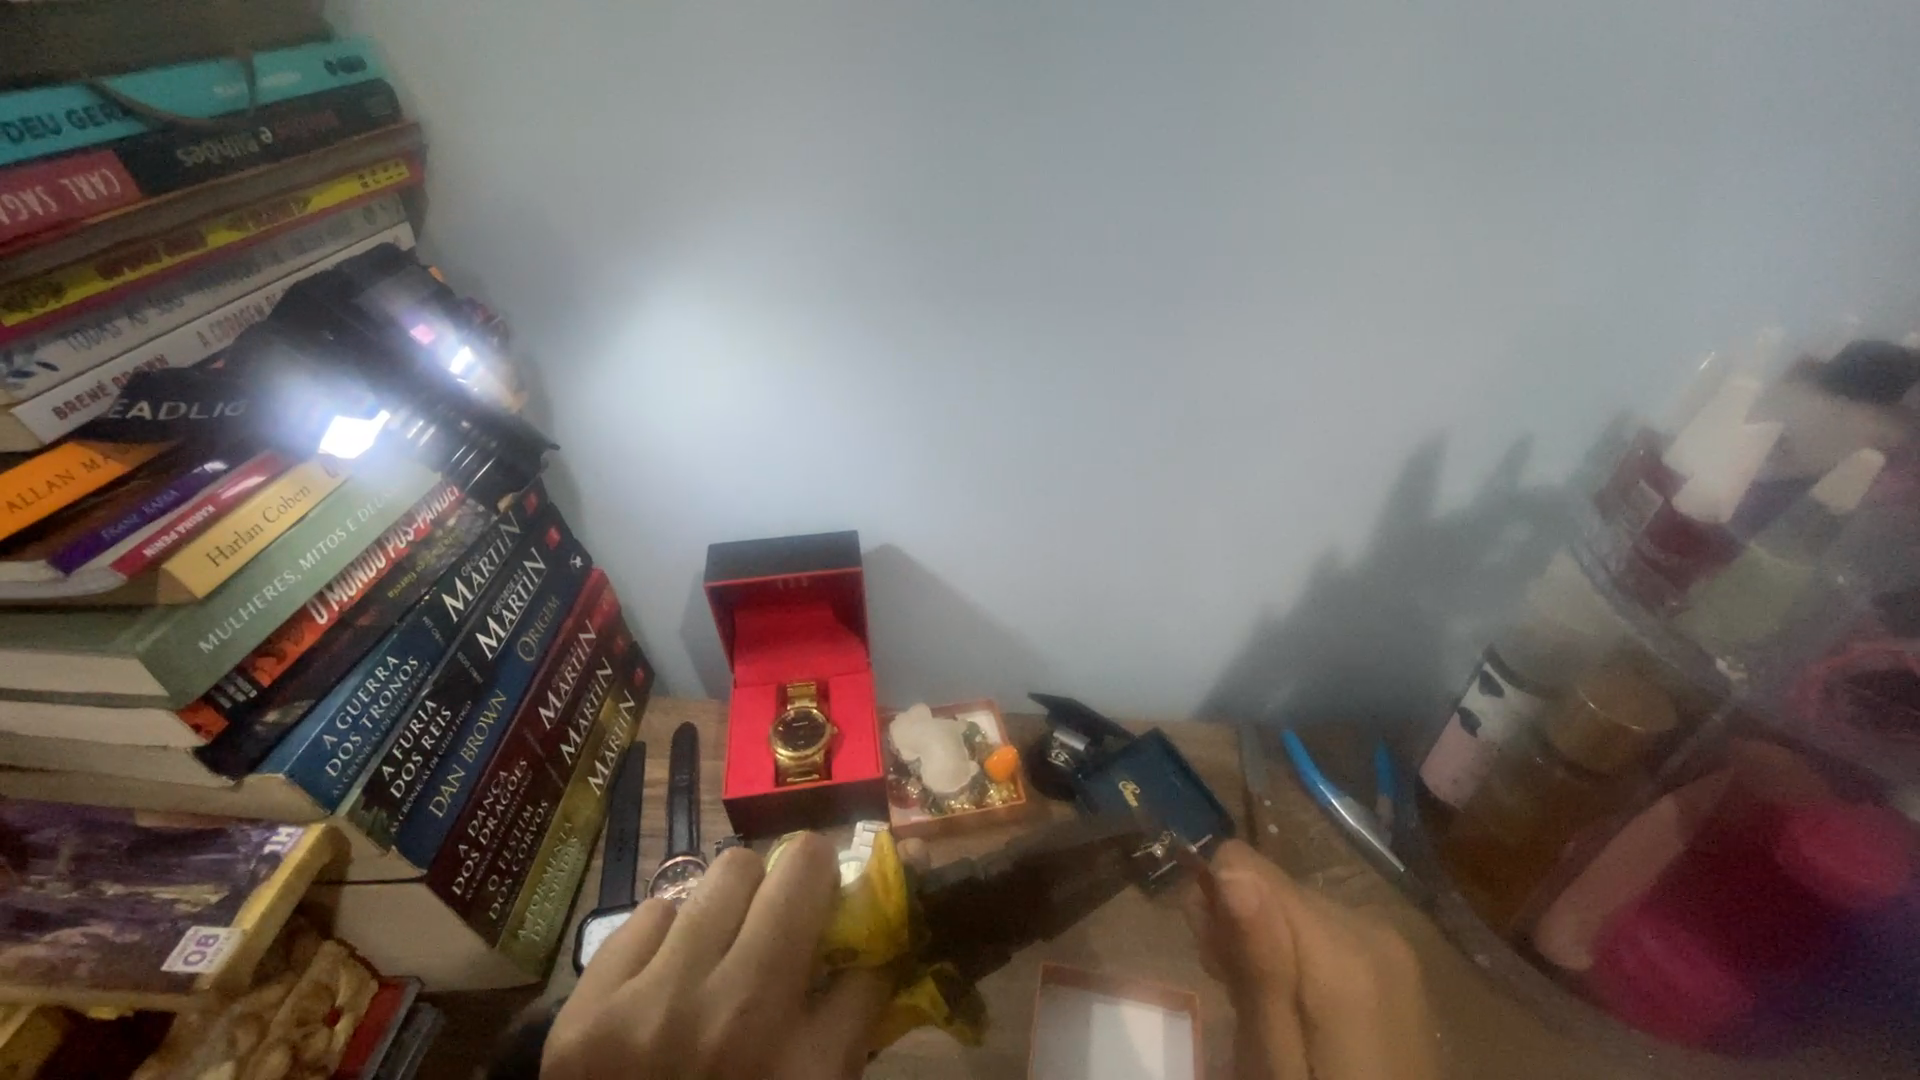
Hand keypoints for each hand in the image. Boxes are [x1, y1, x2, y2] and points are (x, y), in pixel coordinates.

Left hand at [544, 834, 892, 1079]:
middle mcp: (735, 1022)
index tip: (857, 914)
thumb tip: (873, 935)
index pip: (871, 945)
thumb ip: (849, 1021)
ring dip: (739, 902)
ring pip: (729, 871)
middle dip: (806, 881)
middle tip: (793, 907)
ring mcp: (652, 1010)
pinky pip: (654, 913)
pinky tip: (665, 984)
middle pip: (800, 869)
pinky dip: (670, 937)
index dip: (867, 924)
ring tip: (724, 946)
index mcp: (805, 1067)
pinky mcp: (586, 1012)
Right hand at [1186, 839, 1438, 1079]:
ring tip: (1267, 1008)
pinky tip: (1297, 1005)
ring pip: (1290, 904)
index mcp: (1342, 948)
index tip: (1217, 966)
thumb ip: (1258, 964)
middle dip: (1239, 930)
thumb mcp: (1274, 1061)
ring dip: (1264, 945)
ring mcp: (1388, 941)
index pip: (1244, 864)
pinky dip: (1294, 954)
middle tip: (1237, 998)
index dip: (1216, 908)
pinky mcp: (1391, 958)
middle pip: (1270, 884)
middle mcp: (1370, 925)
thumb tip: (1230, 866)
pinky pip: (1320, 925)